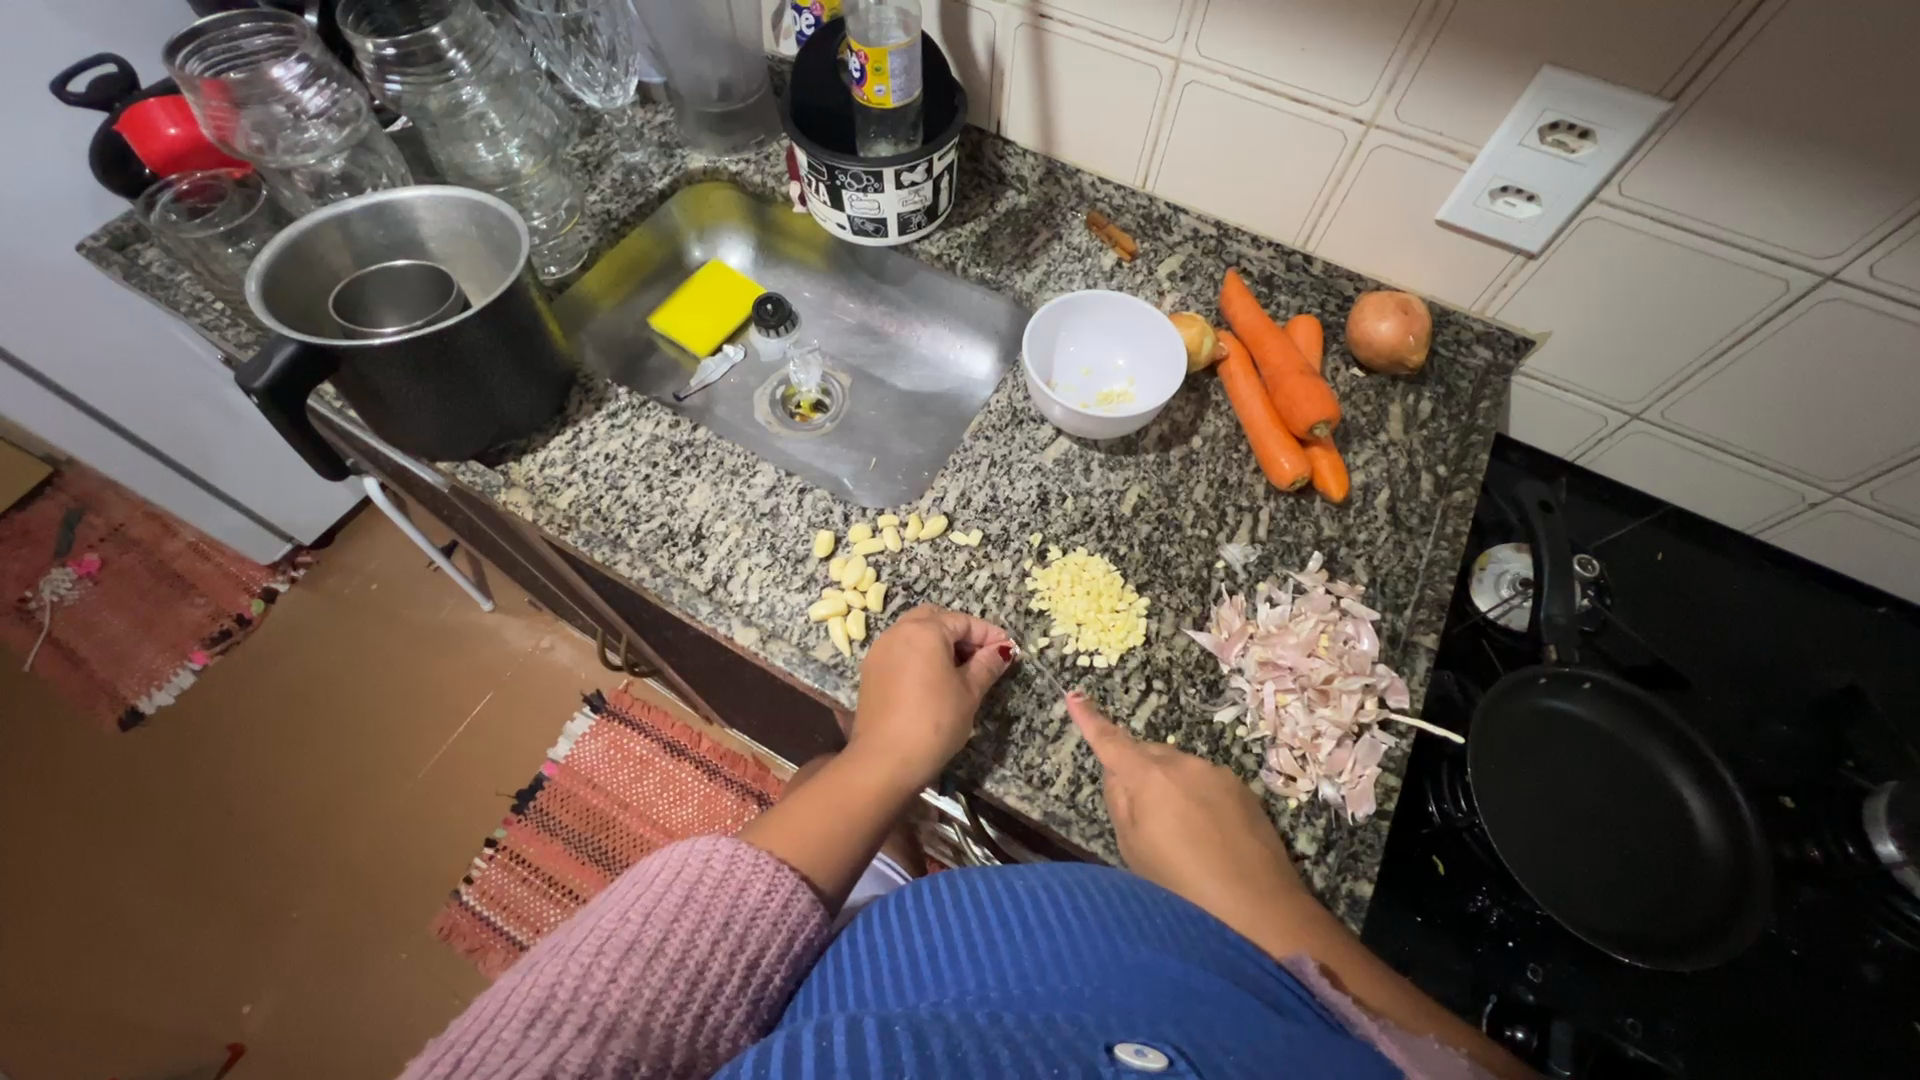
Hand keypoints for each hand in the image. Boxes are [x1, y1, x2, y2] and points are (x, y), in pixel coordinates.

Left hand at [851, 605, 1013, 787]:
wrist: (884, 760)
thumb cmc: (934, 722)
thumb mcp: (968, 693)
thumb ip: (986, 665)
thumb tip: (1003, 650)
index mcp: (924, 631)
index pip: (962, 621)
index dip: (988, 634)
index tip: (1008, 649)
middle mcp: (897, 632)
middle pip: (934, 619)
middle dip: (960, 632)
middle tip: (981, 655)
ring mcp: (879, 651)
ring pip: (914, 632)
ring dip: (938, 642)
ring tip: (960, 669)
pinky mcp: (870, 671)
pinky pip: (900, 650)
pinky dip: (919, 655)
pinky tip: (933, 680)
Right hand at [1069, 691, 1308, 920]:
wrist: (1259, 907)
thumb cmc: (1181, 885)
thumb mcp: (1132, 848)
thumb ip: (1119, 801)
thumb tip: (1118, 773)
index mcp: (1148, 777)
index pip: (1110, 741)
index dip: (1090, 719)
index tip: (1074, 695)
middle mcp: (1182, 763)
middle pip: (1147, 755)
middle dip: (1139, 773)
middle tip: (1143, 818)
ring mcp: (1216, 773)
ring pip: (1179, 770)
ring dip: (1172, 788)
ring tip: (1183, 837)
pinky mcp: (1243, 788)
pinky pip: (1207, 784)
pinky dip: (1199, 800)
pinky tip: (1210, 838)